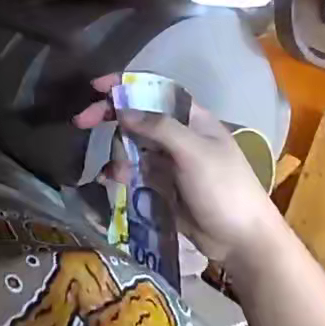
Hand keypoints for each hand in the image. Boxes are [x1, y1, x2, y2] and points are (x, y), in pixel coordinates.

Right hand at [72, 75, 289, 267]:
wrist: (242, 241)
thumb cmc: (224, 188)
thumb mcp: (193, 152)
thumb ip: (159, 128)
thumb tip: (123, 109)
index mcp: (192, 118)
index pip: (154, 90)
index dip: (125, 84)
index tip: (95, 86)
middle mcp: (179, 135)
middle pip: (139, 116)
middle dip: (111, 116)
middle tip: (82, 121)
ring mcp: (171, 162)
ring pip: (134, 146)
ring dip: (119, 152)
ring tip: (115, 171)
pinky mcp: (164, 187)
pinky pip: (136, 172)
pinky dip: (123, 174)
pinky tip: (112, 181)